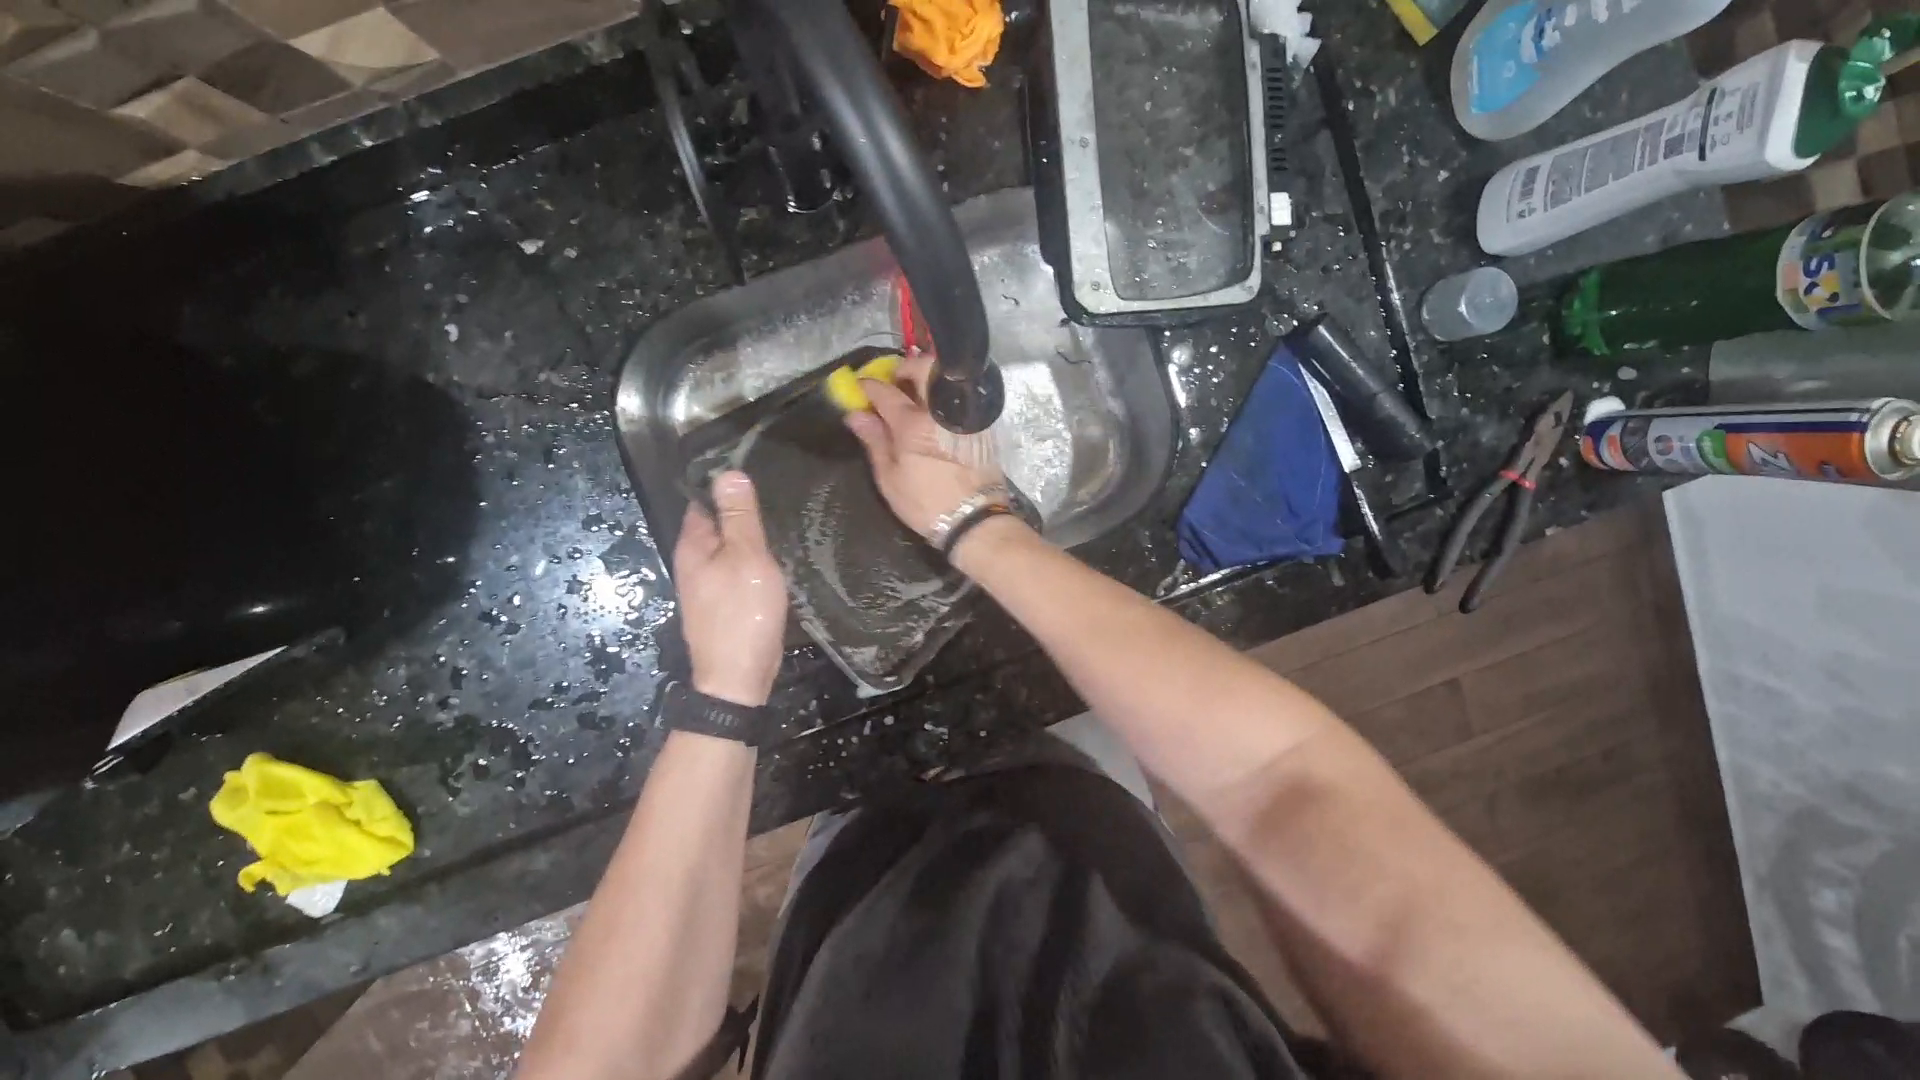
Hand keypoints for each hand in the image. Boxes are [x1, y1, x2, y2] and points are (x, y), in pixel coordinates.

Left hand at [671, 471, 787, 706]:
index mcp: (692, 544)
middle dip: (741, 508)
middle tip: (780, 489)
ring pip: (729, 547)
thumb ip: (740, 517)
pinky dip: (754, 558)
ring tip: (784, 516)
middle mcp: (693, 561)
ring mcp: (707, 584)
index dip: (726, 482)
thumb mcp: (747, 558)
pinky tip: (777, 555)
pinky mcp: (724, 602)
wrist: (737, 679)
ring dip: (750, 535)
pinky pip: (738, 568)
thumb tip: (728, 472)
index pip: (703, 497)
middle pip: (717, 522)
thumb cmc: (743, 614)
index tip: (757, 466)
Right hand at [843, 355, 1002, 540]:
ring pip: (945, 380)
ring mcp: (965, 415)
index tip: (861, 386)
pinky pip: (960, 398)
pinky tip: (935, 413)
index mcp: (913, 424)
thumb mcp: (890, 478)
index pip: (885, 391)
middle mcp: (940, 411)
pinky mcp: (982, 425)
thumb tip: (856, 414)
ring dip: (927, 379)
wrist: (975, 521)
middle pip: (924, 368)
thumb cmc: (926, 504)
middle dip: (905, 368)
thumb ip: (874, 441)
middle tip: (894, 381)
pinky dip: (944, 397)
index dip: (869, 385)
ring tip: (914, 395)